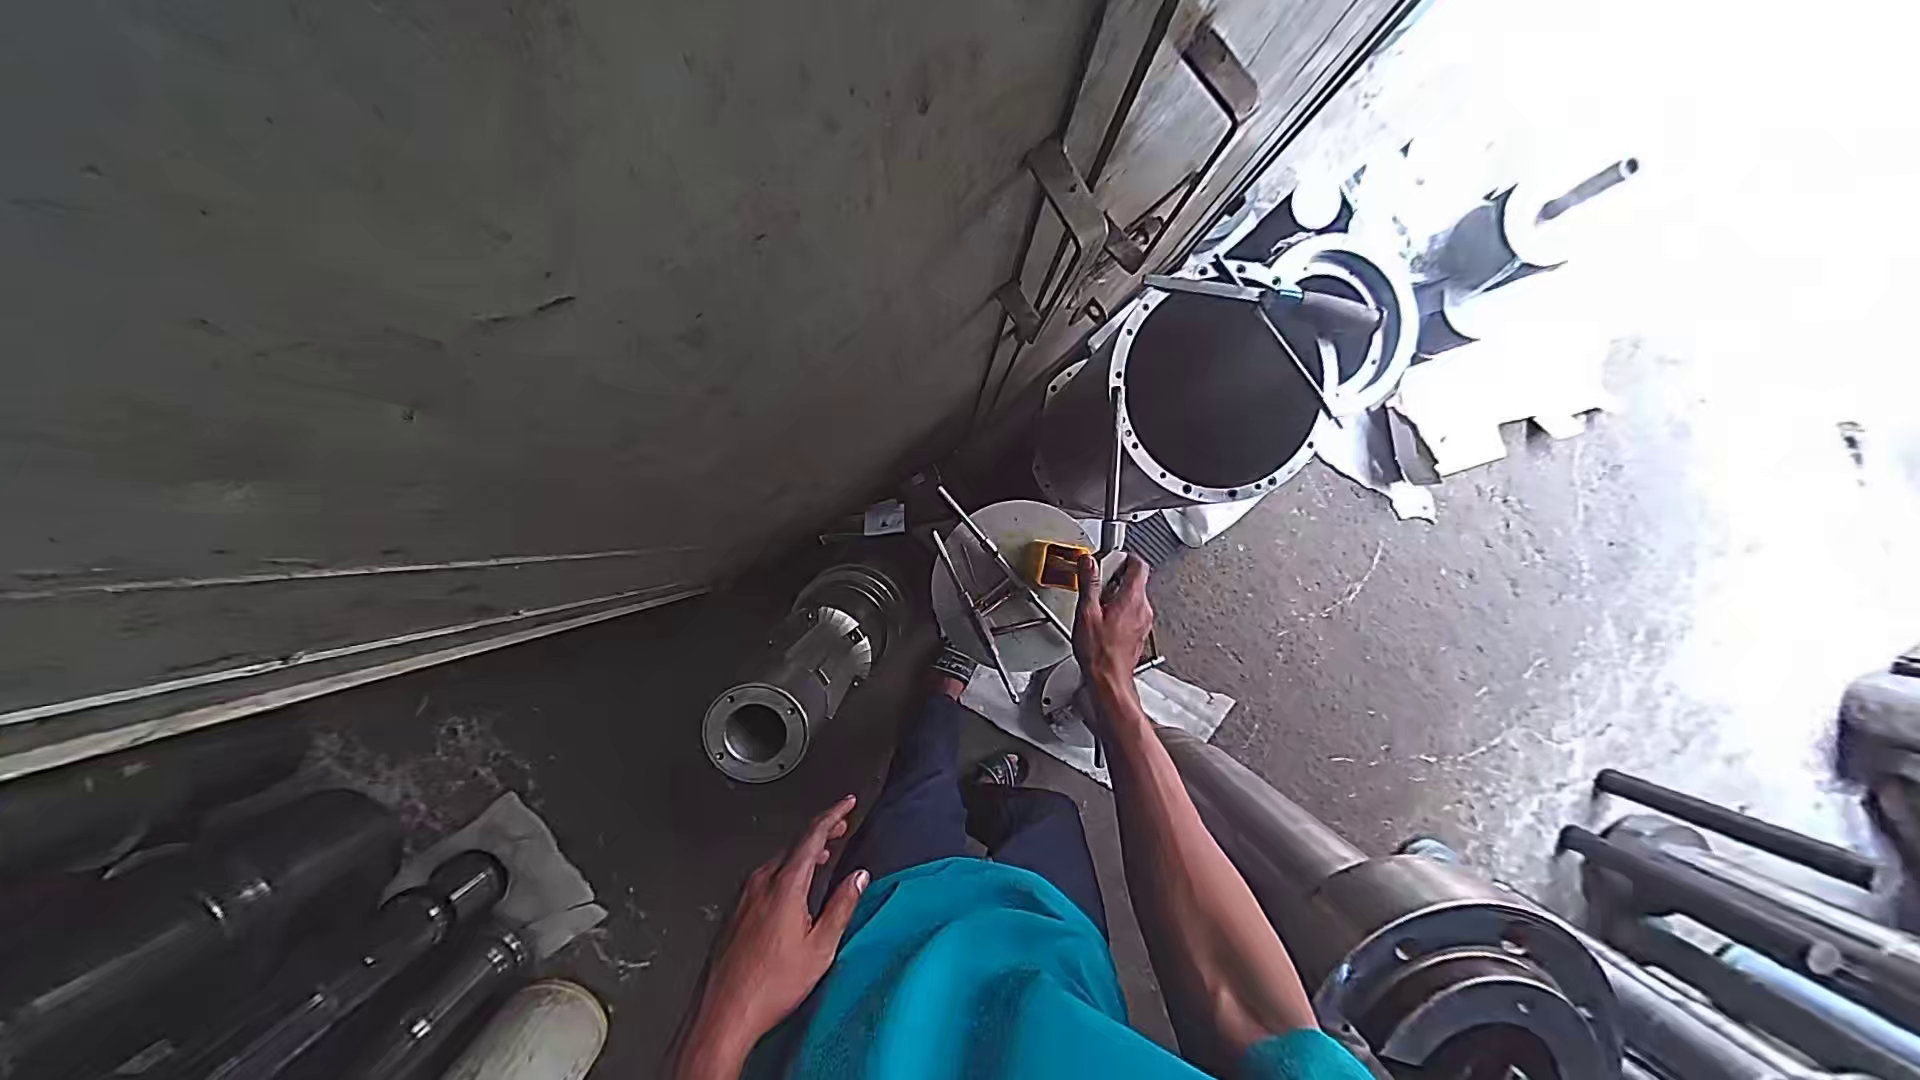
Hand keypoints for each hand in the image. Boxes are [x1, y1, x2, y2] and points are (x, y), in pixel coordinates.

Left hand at [670, 796, 868, 1078]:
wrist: (722, 1016)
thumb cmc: (767, 987)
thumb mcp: (820, 948)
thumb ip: (842, 905)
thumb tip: (858, 878)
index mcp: (785, 885)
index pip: (813, 833)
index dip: (834, 814)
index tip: (846, 803)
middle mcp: (762, 883)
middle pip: (796, 842)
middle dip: (822, 829)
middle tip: (840, 825)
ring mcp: (745, 895)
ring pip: (780, 858)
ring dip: (804, 850)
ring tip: (822, 853)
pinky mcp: (736, 909)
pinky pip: (766, 875)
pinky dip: (787, 867)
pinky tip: (793, 883)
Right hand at [1075, 553, 1152, 692]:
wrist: (1108, 680)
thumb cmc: (1099, 652)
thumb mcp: (1086, 612)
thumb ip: (1089, 582)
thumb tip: (1089, 562)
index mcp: (1132, 599)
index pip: (1139, 565)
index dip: (1123, 557)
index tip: (1108, 559)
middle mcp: (1143, 608)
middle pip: (1135, 580)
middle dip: (1115, 577)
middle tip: (1096, 583)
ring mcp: (1143, 621)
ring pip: (1133, 596)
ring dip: (1116, 594)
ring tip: (1096, 604)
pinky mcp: (1139, 632)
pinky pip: (1132, 612)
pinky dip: (1118, 609)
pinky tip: (1102, 619)